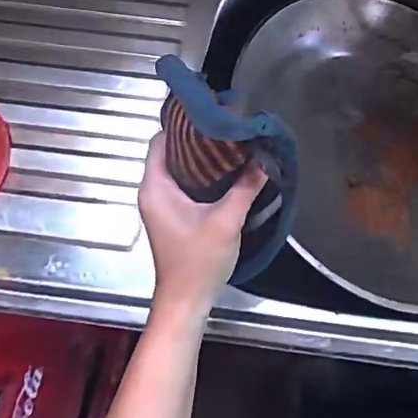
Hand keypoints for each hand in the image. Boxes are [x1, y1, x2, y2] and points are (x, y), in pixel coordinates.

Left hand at [137, 133, 267, 319]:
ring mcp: (162, 204)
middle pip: (171, 151)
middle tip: (228, 129)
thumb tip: (264, 158)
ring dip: (201, 158)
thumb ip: (245, 187)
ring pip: (179, 168)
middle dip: (197, 139)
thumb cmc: (198, 260)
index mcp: (156, 187)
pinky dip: (201, 174)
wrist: (187, 301)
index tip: (211, 116)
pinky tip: (227, 172)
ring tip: (231, 146)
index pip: (161, 141)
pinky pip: (184, 183)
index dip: (183, 125)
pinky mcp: (173, 214)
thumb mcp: (226, 220)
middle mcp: (153, 191)